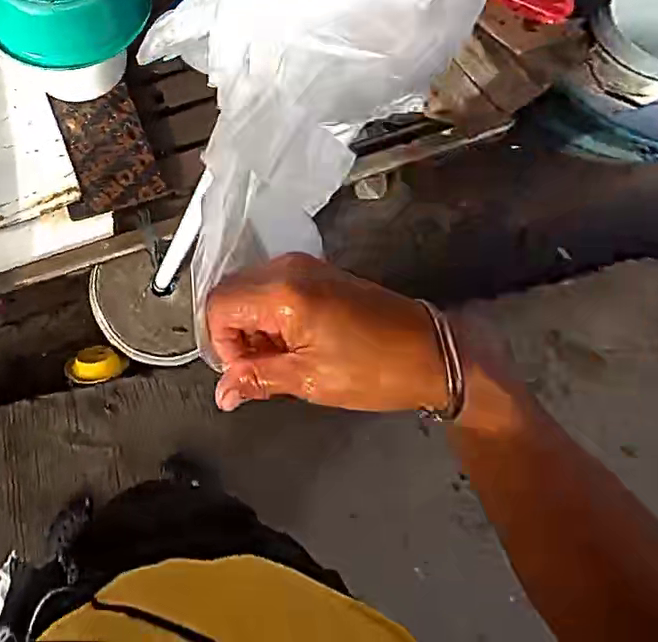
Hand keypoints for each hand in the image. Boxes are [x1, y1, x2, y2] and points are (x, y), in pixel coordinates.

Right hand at [204, 253, 446, 414]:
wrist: (438, 354)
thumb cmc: (380, 370)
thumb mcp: (312, 381)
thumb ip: (258, 380)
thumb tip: (223, 393)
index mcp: (282, 294)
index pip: (218, 307)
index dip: (221, 343)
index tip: (243, 370)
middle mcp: (285, 269)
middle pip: (227, 293)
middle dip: (233, 332)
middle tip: (258, 364)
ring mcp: (299, 265)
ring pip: (245, 289)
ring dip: (249, 322)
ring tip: (279, 354)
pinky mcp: (312, 269)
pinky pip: (267, 284)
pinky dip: (266, 311)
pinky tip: (291, 338)